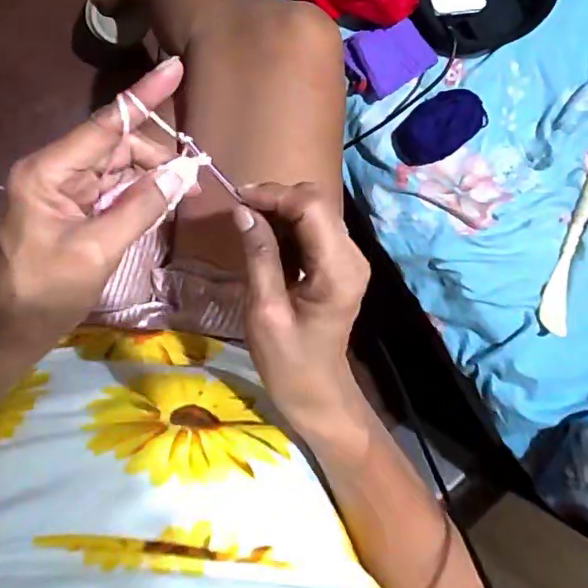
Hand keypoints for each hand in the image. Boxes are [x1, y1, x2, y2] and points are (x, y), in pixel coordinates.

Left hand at [0, 58, 188, 345]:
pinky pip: (111, 187)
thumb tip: (181, 174)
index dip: (143, 96)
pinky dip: (137, 193)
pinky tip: (160, 202)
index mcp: (49, 170)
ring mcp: (62, 187)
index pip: (105, 123)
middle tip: (191, 177)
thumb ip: (140, 207)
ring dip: (149, 176)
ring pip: (117, 165)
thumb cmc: (45, 292)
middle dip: (154, 156)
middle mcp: (54, 169)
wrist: (8, 330)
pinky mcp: (70, 206)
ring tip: (181, 193)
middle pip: (115, 144)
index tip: (174, 67)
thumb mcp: (97, 250)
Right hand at [236, 182, 372, 438]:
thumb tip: (242, 211)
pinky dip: (285, 224)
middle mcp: (351, 255)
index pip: (311, 206)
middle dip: (275, 198)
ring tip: (245, 222)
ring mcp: (347, 258)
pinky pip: (311, 228)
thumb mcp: (265, 310)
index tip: (237, 200)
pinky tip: (262, 237)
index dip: (274, 194)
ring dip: (278, 210)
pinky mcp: (338, 263)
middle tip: (238, 210)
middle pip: (315, 202)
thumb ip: (258, 256)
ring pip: (313, 211)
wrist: (316, 393)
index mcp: (338, 269)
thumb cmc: (288, 361)